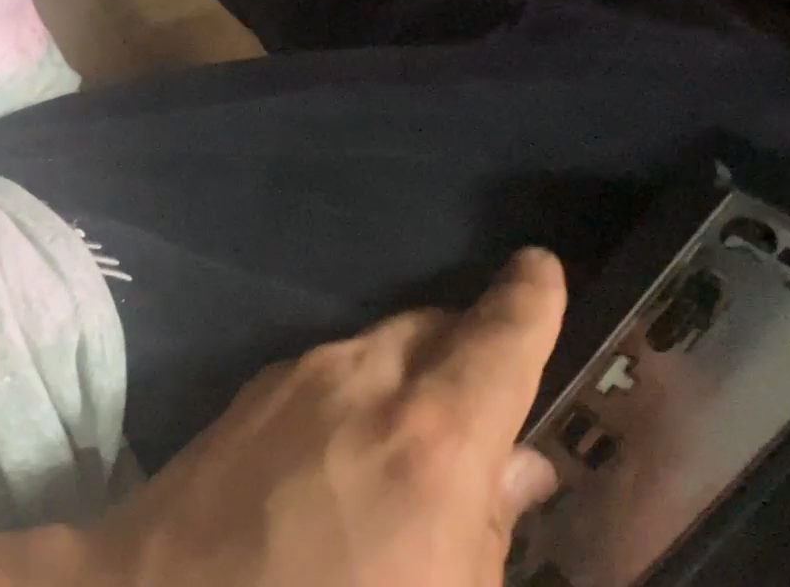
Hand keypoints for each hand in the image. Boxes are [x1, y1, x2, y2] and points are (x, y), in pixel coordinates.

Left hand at [89, 247, 566, 586]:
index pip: (497, 340)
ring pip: (376, 343)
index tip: (539, 265)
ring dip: (411, 364)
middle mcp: (361, 379)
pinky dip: (359, 382)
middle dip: (470, 338)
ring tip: (423, 418)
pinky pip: (327, 366)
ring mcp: (295, 376)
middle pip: (432, 327)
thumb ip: (490, 523)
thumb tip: (519, 463)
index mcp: (431, 435)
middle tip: (494, 376)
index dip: (528, 299)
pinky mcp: (250, 390)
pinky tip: (351, 434)